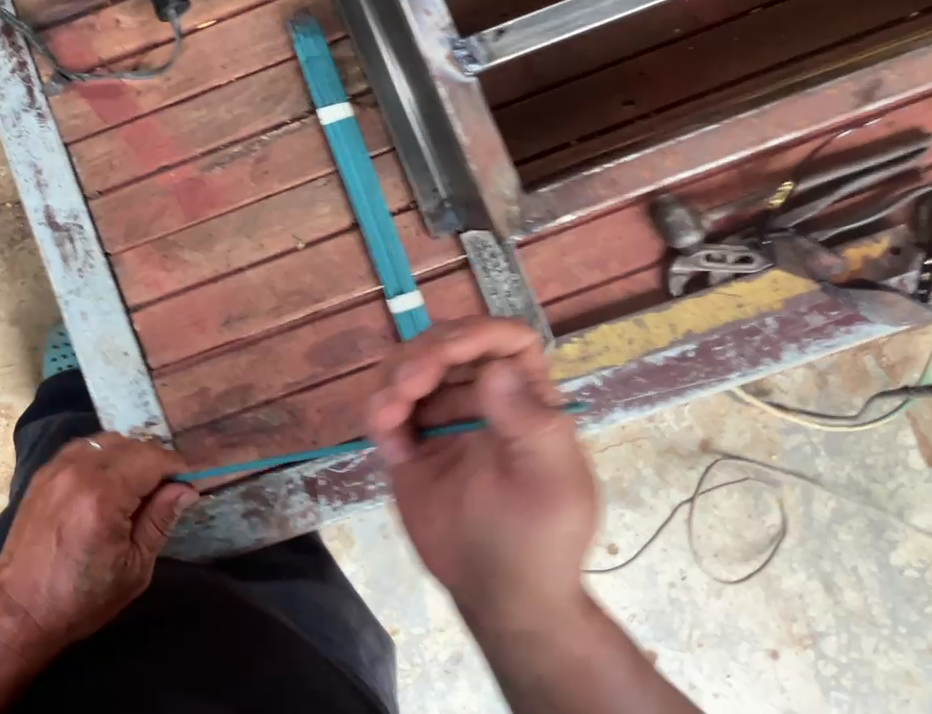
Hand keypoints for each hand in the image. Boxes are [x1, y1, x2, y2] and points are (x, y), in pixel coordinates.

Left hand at [0, 432, 196, 654]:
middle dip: (156, 461)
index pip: (153, 459)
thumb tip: (186, 489)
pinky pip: (84, 448)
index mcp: (104, 494)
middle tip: (167, 489)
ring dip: (129, 455)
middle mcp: (79, 470)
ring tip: (138, 486)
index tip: (192, 483)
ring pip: (108, 441)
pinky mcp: (44, 472)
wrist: (20, 609)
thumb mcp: (134, 568)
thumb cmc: (82, 598)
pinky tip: (109, 481)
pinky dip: (103, 456)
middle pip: (132, 444)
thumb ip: (160, 520)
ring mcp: (57, 467)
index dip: (177, 468)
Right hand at [366, 318, 596, 627]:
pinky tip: (382, 430)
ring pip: (408, 370)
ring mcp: (442, 421)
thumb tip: (495, 369)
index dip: (478, 333)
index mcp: (527, 399)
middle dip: (422, 355)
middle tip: (408, 385)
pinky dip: (378, 411)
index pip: (507, 340)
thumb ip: (532, 425)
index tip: (448, 351)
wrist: (499, 596)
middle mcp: (482, 400)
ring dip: (393, 379)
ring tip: (388, 411)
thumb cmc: (539, 541)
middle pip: (446, 346)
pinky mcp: (408, 446)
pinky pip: (385, 412)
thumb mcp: (553, 486)